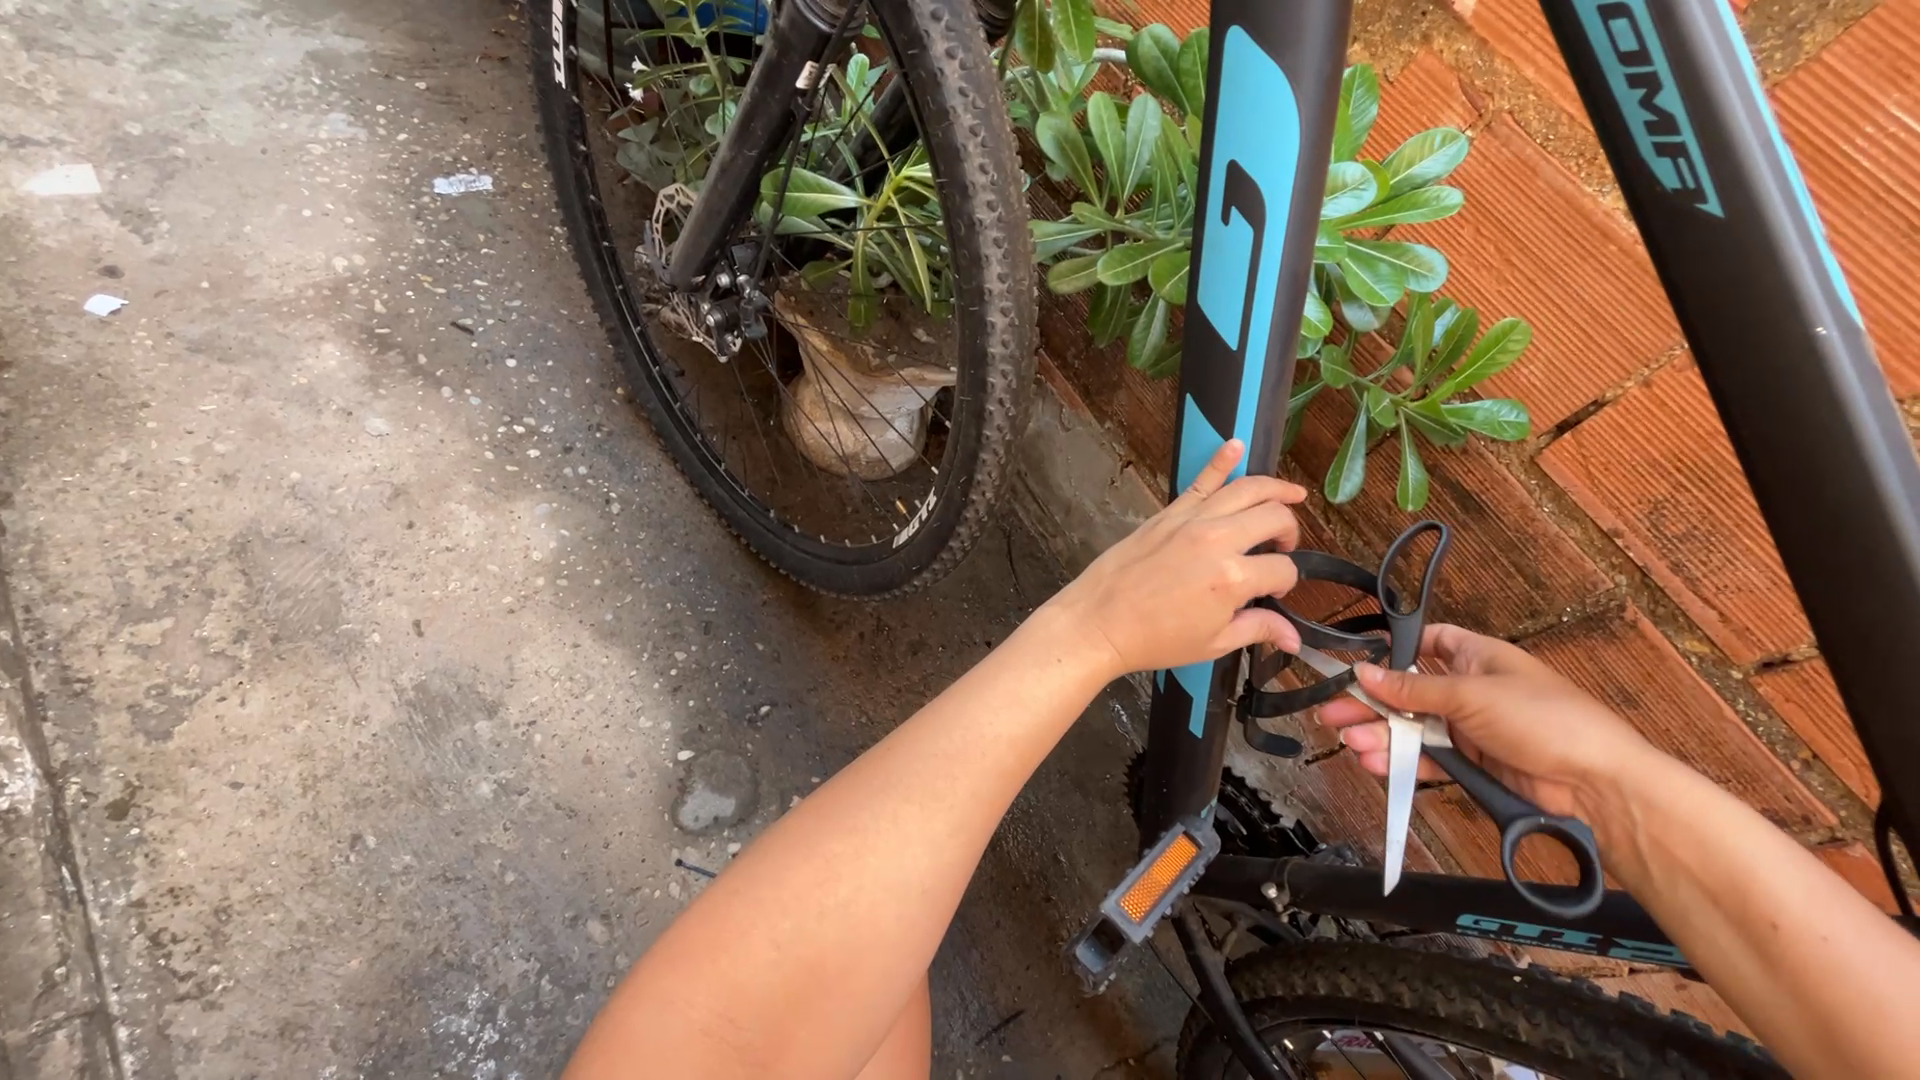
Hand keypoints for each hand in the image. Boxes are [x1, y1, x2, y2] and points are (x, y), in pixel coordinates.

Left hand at [1039, 440, 1305, 680]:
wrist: (1099, 623)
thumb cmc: (1155, 639)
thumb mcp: (1213, 643)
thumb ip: (1258, 629)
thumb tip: (1294, 638)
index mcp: (1233, 578)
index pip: (1282, 569)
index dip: (1285, 582)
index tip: (1273, 593)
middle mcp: (1218, 540)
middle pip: (1274, 517)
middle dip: (1288, 532)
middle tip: (1281, 548)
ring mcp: (1192, 521)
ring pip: (1247, 489)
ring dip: (1276, 488)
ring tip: (1294, 494)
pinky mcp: (1168, 513)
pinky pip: (1201, 480)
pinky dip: (1221, 460)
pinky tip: (1236, 445)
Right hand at [1317, 624, 1660, 819]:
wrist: (1598, 786)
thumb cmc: (1544, 719)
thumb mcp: (1471, 694)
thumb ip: (1411, 688)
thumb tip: (1363, 672)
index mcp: (1477, 658)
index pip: (1428, 643)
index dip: (1393, 651)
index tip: (1357, 664)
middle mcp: (1470, 690)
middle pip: (1406, 692)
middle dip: (1370, 703)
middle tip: (1332, 713)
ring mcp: (1469, 729)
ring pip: (1410, 728)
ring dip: (1378, 734)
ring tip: (1350, 742)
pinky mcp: (1471, 765)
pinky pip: (1425, 759)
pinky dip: (1400, 762)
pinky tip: (1376, 763)